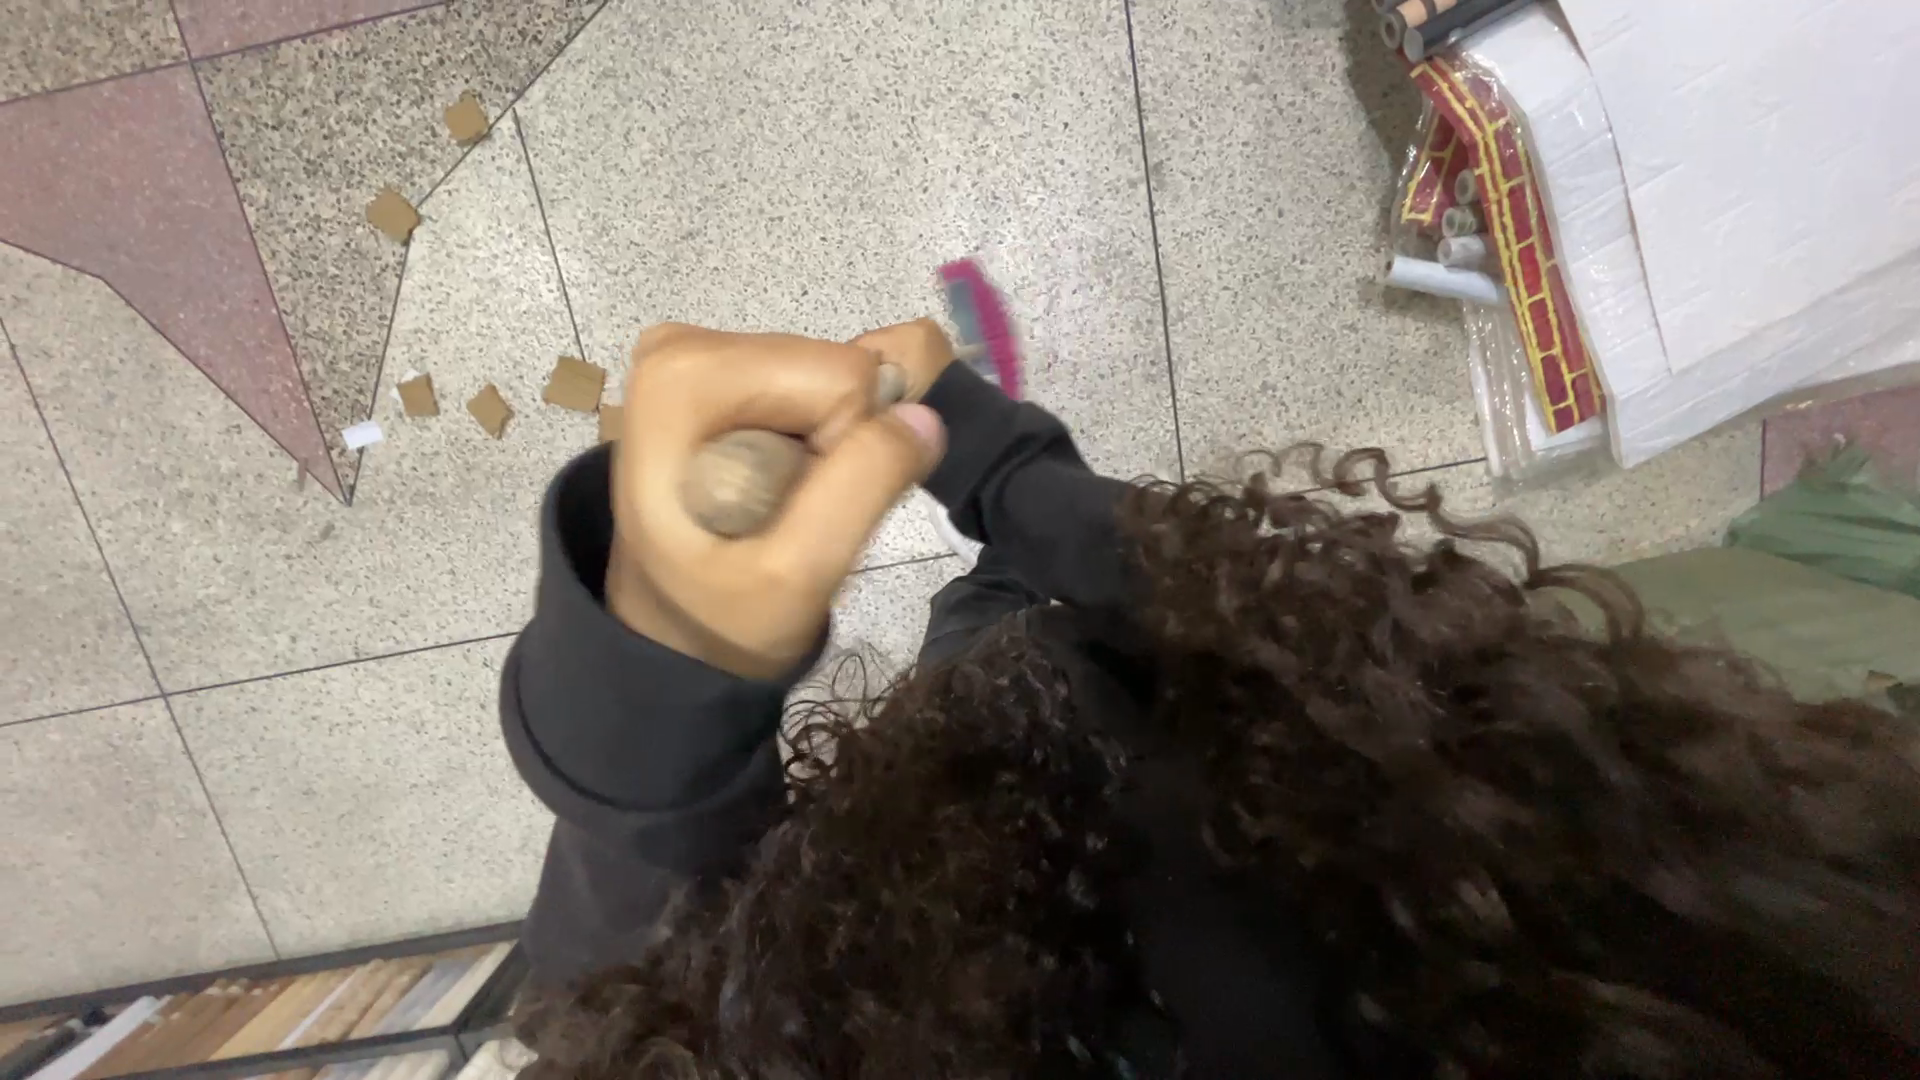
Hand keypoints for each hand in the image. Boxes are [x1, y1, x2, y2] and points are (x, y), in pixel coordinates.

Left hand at [606, 320, 953, 678]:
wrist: (683, 630)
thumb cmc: (725, 614)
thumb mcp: (796, 572)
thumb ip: (862, 487)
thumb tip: (924, 417)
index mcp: (686, 377)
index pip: (841, 379)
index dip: (846, 450)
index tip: (805, 508)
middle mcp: (686, 347)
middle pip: (837, 369)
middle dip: (837, 445)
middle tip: (797, 509)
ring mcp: (704, 355)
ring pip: (836, 378)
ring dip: (828, 448)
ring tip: (784, 503)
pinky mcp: (726, 371)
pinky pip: (820, 388)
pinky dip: (820, 439)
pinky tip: (783, 481)